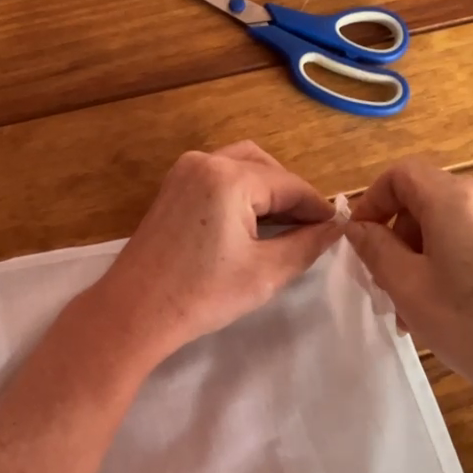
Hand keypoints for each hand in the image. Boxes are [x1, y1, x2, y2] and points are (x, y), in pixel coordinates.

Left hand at [85, 142, 342, 362]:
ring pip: (242, 166)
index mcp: (228, 178)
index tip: (337, 230)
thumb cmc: (202, 294)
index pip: (289, 184)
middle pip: (266, 166)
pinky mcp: (172, 186)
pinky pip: (219, 175)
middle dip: (291, 195)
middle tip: (310, 231)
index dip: (317, 208)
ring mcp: (184, 171)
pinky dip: (242, 191)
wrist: (135, 310)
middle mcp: (204, 161)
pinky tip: (253, 223)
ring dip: (267, 190)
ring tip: (284, 228)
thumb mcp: (266, 272)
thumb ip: (307, 244)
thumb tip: (336, 226)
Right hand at [344, 158, 472, 437]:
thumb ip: (376, 249)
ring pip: (451, 221)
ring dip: (424, 252)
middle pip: (426, 198)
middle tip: (388, 285)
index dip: (371, 202)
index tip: (360, 242)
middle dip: (398, 235)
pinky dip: (454, 258)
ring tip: (418, 305)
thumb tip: (357, 227)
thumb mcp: (409, 289)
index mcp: (455, 198)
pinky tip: (455, 305)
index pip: (399, 175)